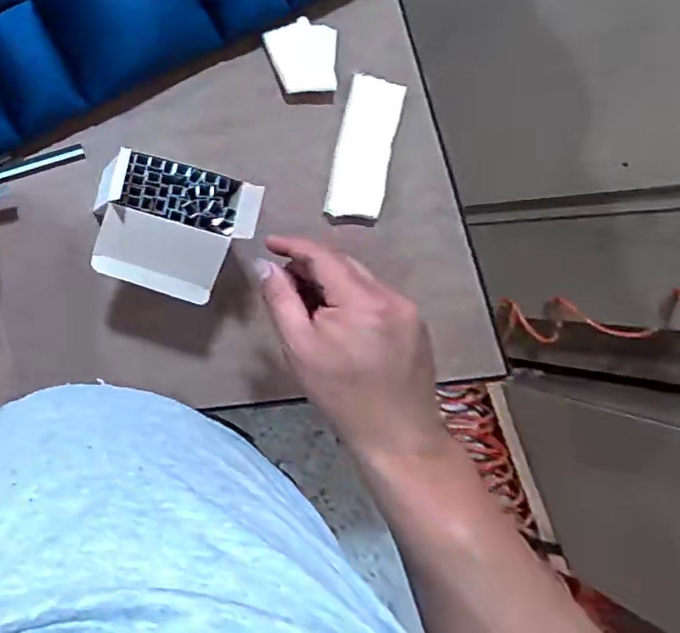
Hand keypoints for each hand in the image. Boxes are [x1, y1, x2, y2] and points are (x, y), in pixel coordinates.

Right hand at [257, 236, 449, 463]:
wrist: (398, 436)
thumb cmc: (341, 392)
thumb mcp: (297, 344)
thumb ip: (279, 298)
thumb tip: (266, 265)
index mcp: (364, 302)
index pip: (323, 256)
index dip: (293, 245)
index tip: (269, 244)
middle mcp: (392, 299)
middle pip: (342, 263)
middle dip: (308, 265)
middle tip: (281, 281)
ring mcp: (408, 312)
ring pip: (357, 278)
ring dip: (327, 281)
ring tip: (304, 304)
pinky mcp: (413, 325)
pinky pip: (372, 294)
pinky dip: (346, 295)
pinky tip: (331, 317)